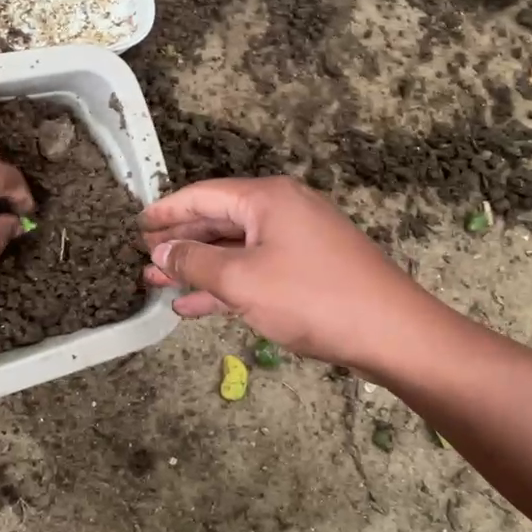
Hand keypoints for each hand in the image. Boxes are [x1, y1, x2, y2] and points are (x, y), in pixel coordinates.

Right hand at [141, 177, 436, 369]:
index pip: (201, 195)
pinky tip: (196, 305)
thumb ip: (194, 263)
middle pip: (217, 220)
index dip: (165, 211)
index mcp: (266, 199)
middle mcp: (282, 210)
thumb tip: (161, 252)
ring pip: (234, 248)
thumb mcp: (241, 281)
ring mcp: (298, 240)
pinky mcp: (310, 269)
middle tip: (141, 257)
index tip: (135, 225)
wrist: (396, 335)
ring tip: (158, 283)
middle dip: (179, 242)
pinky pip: (255, 269)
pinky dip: (226, 284)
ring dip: (198, 267)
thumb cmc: (312, 299)